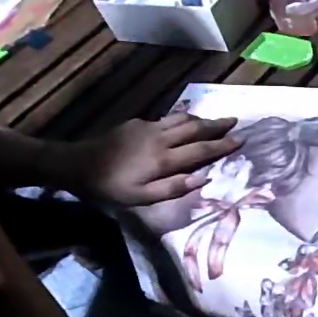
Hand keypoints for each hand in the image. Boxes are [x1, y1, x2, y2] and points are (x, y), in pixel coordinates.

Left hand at [68, 112, 242, 205]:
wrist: (77, 164)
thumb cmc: (110, 187)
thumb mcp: (141, 197)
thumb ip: (173, 188)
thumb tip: (203, 178)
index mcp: (164, 158)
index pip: (201, 150)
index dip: (222, 145)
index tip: (241, 140)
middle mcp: (160, 138)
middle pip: (195, 128)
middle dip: (217, 125)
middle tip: (235, 121)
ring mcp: (148, 127)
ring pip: (182, 119)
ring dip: (202, 119)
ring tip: (215, 119)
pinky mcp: (137, 123)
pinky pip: (167, 119)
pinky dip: (183, 119)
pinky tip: (185, 121)